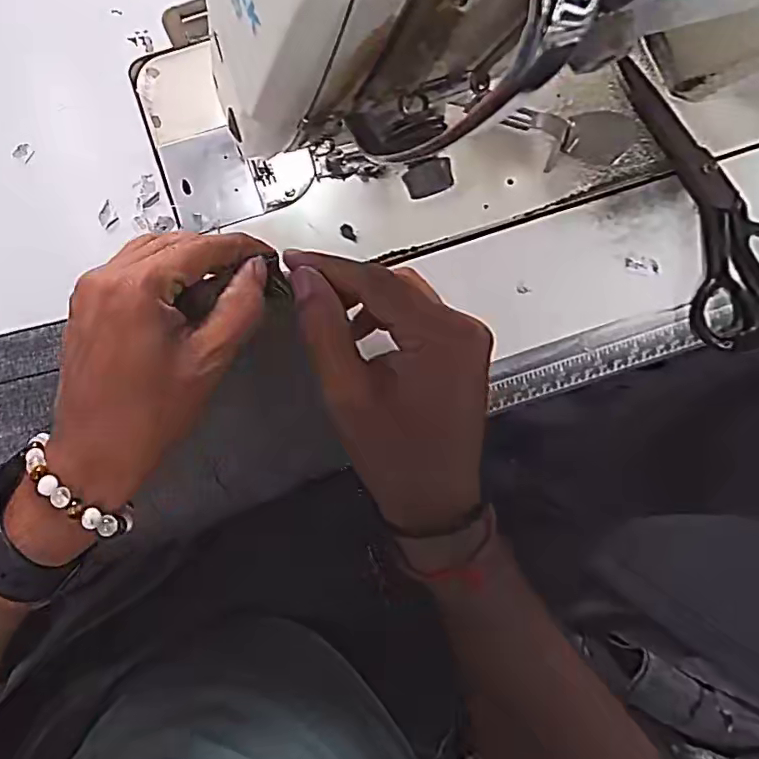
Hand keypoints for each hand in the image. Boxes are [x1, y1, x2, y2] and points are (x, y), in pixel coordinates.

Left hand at [8, 232, 271, 562]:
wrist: (95, 453)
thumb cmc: (139, 421)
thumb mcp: (208, 360)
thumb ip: (240, 306)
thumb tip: (252, 274)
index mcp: (135, 288)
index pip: (200, 247)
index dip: (240, 247)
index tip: (259, 254)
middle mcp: (105, 280)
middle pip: (173, 241)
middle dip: (212, 254)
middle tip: (244, 276)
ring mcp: (90, 291)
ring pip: (149, 251)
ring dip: (185, 262)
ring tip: (212, 295)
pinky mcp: (86, 304)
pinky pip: (128, 270)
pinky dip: (158, 275)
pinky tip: (178, 303)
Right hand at [286, 250, 492, 534]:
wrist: (434, 498)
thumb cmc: (394, 456)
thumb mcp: (345, 391)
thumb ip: (323, 328)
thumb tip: (306, 281)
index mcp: (440, 336)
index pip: (376, 281)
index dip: (328, 267)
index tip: (293, 261)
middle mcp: (461, 328)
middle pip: (392, 281)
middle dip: (343, 278)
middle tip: (301, 281)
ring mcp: (465, 336)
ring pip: (402, 291)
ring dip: (361, 292)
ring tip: (323, 304)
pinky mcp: (459, 346)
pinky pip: (415, 310)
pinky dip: (381, 309)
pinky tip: (356, 326)